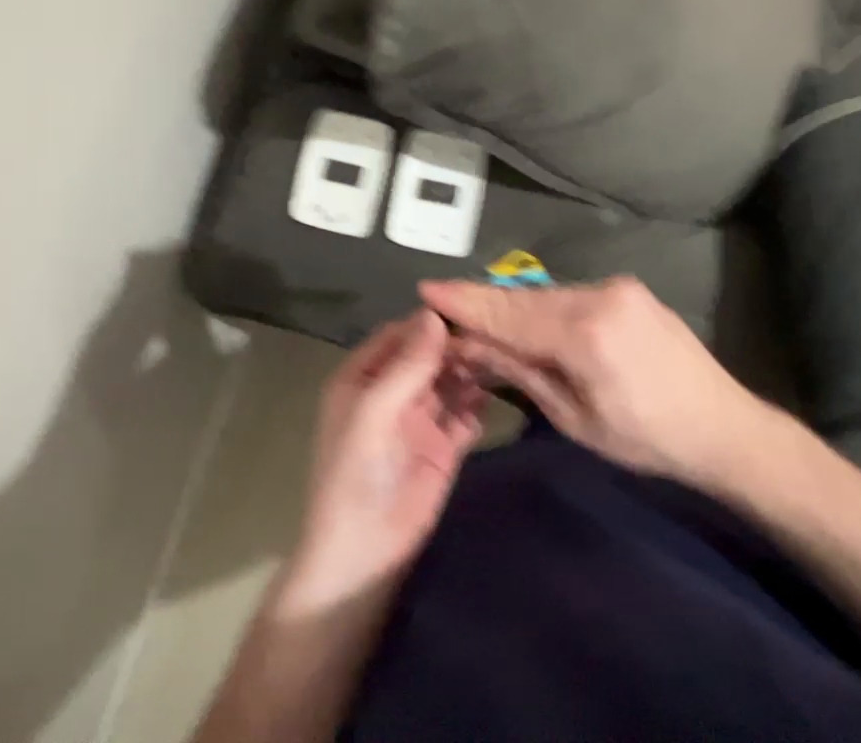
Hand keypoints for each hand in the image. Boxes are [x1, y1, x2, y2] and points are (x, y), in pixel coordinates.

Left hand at [279, 310, 484, 614]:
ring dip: (470, 369)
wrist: (366, 551)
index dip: (427, 323)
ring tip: (503, 356)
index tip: (469, 310)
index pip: (397, 336)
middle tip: (495, 334)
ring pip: (448, 382)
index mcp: (361, 379)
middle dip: (456, 345)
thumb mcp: (373, 413)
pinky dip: (479, 402)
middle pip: (427, 356)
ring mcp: (418, 420)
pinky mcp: (443, 448)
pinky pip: (464, 415)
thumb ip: (405, 366)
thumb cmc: (357, 475)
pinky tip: (499, 390)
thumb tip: (435, 315)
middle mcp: (390, 393)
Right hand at [421, 276, 774, 485]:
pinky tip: (529, 327)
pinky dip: (544, 311)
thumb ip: (521, 372)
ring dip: (515, 311)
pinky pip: (572, 298)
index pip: (509, 313)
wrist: (723, 428)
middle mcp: (602, 297)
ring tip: (482, 327)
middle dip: (484, 307)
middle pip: (525, 300)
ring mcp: (620, 290)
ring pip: (548, 297)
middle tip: (446, 315)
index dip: (465, 303)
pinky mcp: (630, 293)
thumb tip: (468, 347)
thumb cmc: (646, 439)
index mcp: (587, 333)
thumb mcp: (574, 417)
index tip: (426, 289)